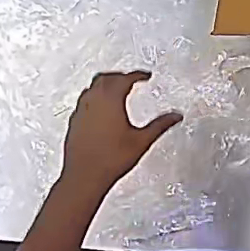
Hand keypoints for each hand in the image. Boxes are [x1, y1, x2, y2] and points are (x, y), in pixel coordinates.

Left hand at [61, 71, 182, 192]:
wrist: (85, 175)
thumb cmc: (110, 160)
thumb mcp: (143, 141)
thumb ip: (160, 125)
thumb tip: (175, 116)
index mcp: (110, 100)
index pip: (125, 78)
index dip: (138, 75)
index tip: (145, 75)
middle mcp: (93, 101)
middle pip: (106, 78)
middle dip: (120, 75)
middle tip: (131, 78)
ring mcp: (80, 111)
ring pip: (92, 87)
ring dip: (106, 84)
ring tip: (116, 89)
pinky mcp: (74, 122)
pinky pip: (84, 101)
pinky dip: (95, 98)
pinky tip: (100, 109)